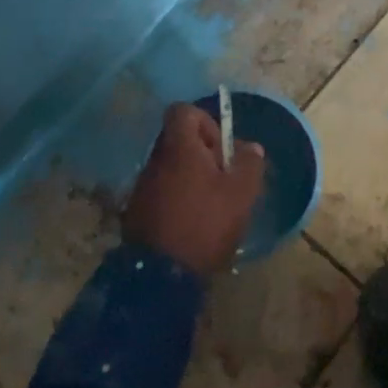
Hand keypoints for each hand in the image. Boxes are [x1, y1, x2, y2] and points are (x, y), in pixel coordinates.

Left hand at [123, 103, 266, 275]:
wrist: (160, 275)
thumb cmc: (205, 224)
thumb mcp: (241, 194)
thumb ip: (249, 164)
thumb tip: (251, 147)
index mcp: (179, 148)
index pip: (183, 111)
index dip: (206, 122)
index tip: (221, 149)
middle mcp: (155, 160)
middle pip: (178, 140)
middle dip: (202, 154)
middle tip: (222, 180)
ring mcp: (142, 186)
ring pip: (169, 167)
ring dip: (189, 178)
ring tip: (210, 205)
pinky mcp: (136, 211)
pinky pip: (160, 191)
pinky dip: (176, 198)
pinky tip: (192, 223)